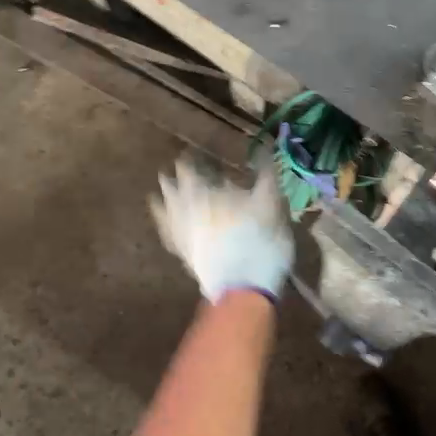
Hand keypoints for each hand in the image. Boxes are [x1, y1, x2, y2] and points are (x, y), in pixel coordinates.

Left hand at [152, 158, 293, 302]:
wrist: (244, 286)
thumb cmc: (260, 239)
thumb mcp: (270, 201)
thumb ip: (265, 174)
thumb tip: (263, 149)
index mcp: (203, 192)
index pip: (187, 168)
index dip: (189, 160)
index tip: (192, 155)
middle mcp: (184, 209)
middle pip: (171, 188)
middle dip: (174, 178)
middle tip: (177, 172)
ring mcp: (180, 233)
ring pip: (164, 211)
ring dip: (165, 200)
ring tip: (165, 195)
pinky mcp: (182, 254)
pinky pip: (168, 234)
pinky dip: (167, 225)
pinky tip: (170, 224)